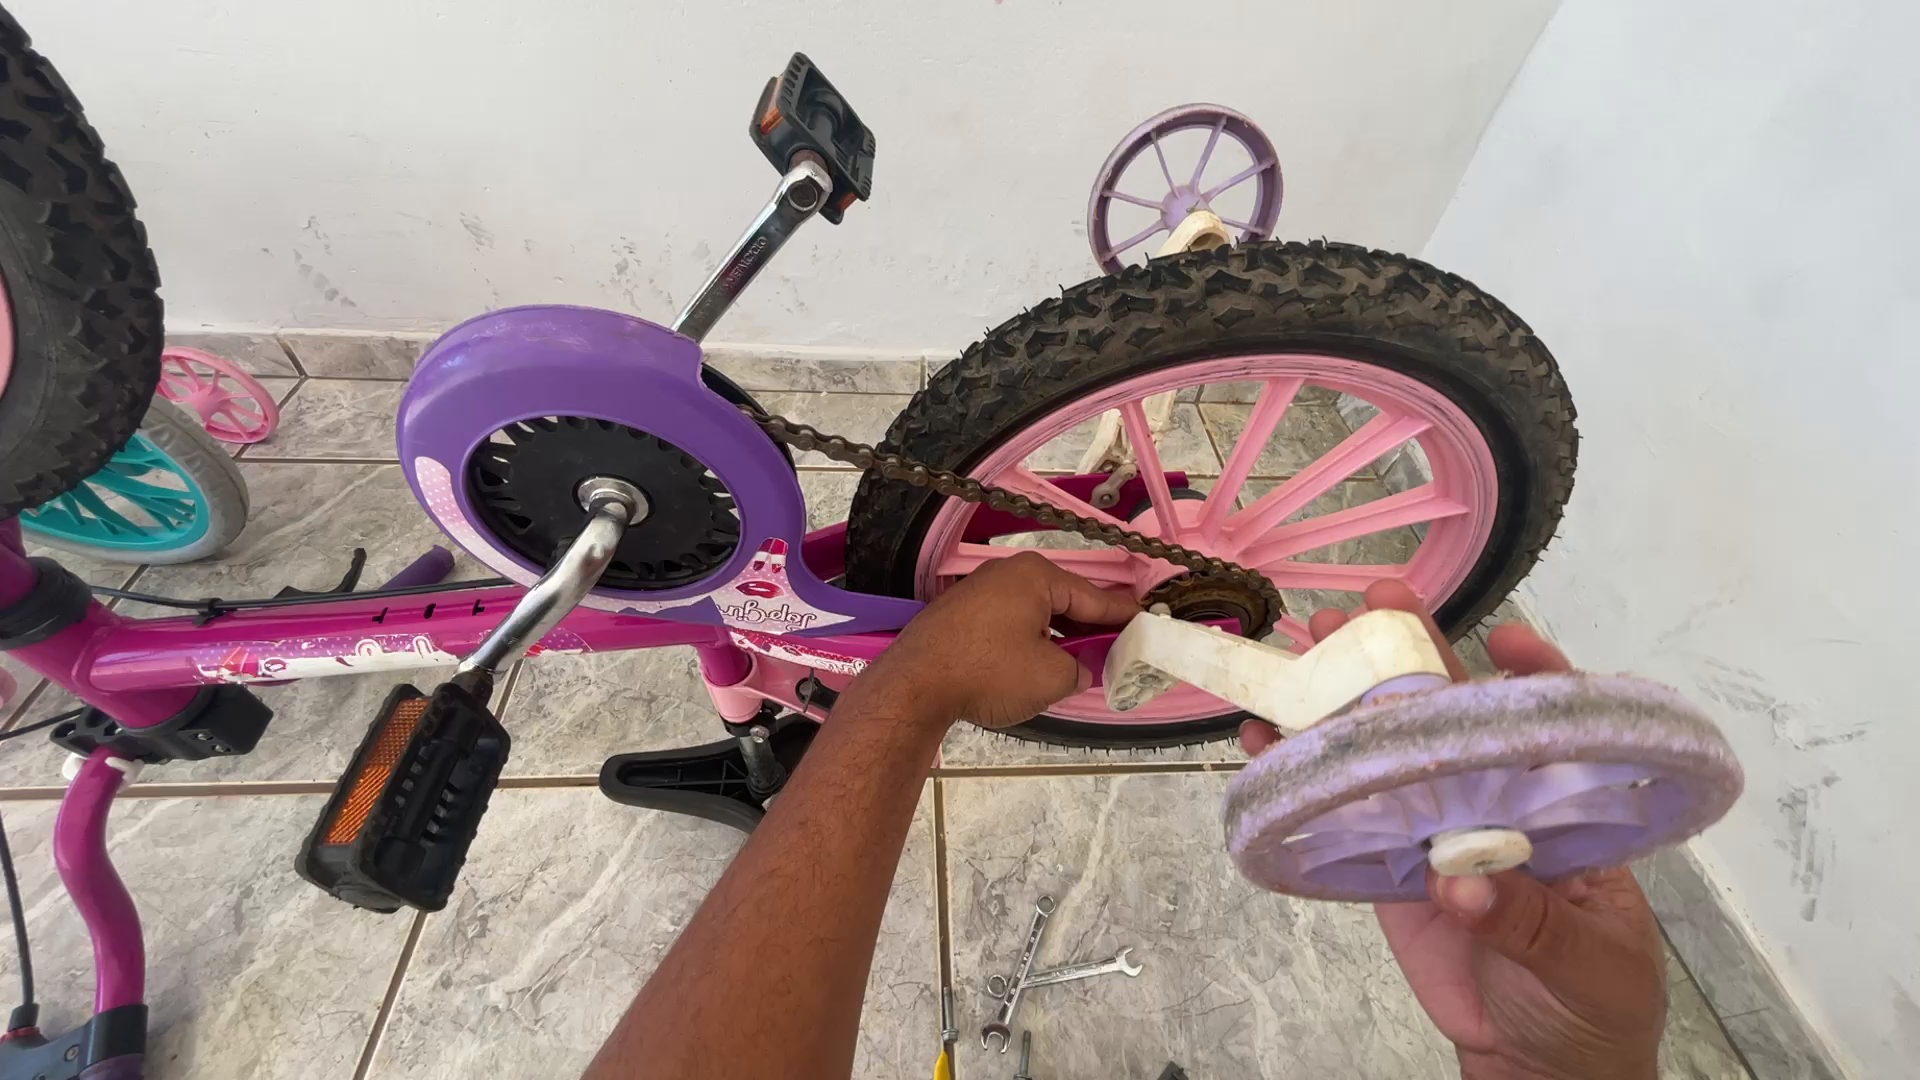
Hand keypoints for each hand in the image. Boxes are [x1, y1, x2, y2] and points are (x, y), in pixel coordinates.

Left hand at [862, 552, 1138, 729]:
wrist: (913, 685)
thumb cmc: (987, 673)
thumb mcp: (1050, 677)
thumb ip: (1078, 668)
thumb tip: (1078, 667)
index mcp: (1036, 576)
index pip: (1094, 596)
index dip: (1123, 616)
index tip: (1148, 623)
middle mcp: (1008, 573)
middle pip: (1063, 600)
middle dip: (1088, 626)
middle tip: (1116, 648)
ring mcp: (980, 590)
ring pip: (1034, 611)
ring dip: (1057, 635)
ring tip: (1079, 660)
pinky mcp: (960, 612)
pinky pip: (1008, 620)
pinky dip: (1028, 638)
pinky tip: (1035, 661)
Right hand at [1241, 581, 1666, 1079]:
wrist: (1525, 1054)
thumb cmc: (1587, 1000)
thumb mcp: (1586, 961)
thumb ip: (1529, 918)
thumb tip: (1457, 881)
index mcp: (1552, 804)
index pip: (1548, 724)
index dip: (1532, 675)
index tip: (1505, 641)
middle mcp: (1481, 790)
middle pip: (1443, 709)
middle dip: (1406, 651)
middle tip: (1364, 609)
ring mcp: (1421, 813)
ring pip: (1377, 739)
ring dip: (1338, 693)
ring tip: (1300, 647)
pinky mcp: (1375, 844)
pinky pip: (1333, 796)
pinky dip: (1294, 764)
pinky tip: (1261, 736)